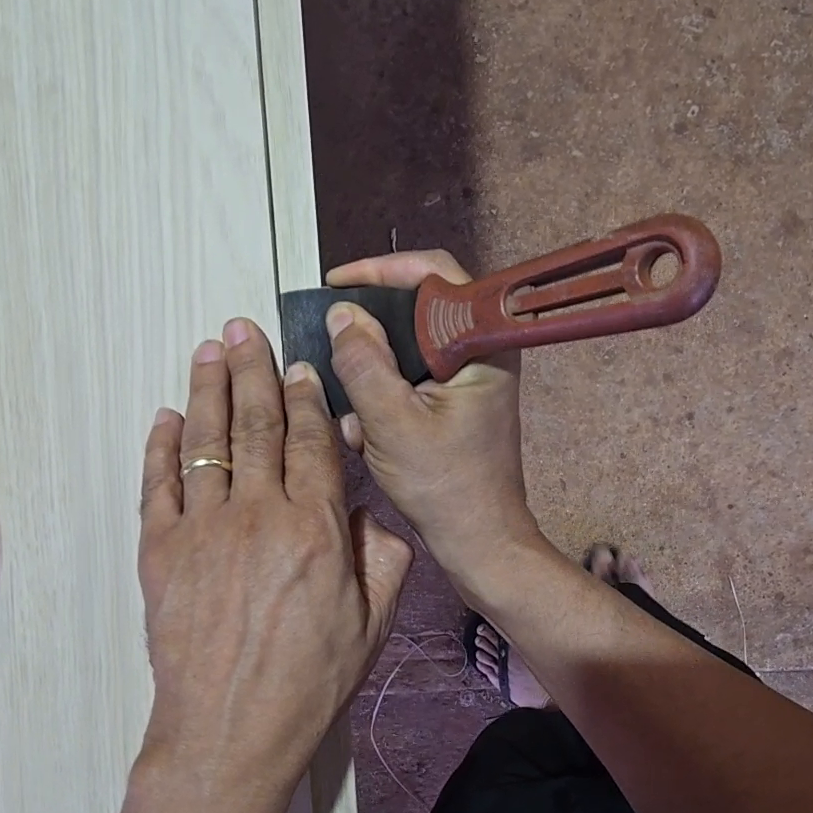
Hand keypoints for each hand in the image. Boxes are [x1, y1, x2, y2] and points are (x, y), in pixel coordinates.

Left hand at [138, 318, 412, 794]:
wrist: (232, 731)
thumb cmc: (310, 682)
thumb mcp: (374, 623)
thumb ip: (382, 556)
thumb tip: (365, 509)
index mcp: (318, 530)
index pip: (312, 443)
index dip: (307, 398)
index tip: (300, 364)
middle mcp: (260, 516)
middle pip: (256, 426)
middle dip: (252, 371)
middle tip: (243, 329)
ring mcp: (204, 532)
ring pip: (206, 444)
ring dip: (207, 391)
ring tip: (207, 351)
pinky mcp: (159, 553)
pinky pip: (158, 486)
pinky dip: (161, 447)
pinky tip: (167, 417)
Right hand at [325, 251, 544, 577]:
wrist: (478, 541)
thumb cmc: (446, 488)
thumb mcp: (391, 423)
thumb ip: (363, 364)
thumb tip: (340, 315)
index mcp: (481, 346)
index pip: (436, 276)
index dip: (383, 271)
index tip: (337, 284)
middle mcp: (480, 353)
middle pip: (415, 311)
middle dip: (369, 333)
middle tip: (331, 344)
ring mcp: (468, 379)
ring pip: (406, 348)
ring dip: (371, 373)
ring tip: (351, 407)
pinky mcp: (454, 402)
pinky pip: (409, 379)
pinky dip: (382, 397)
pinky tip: (365, 431)